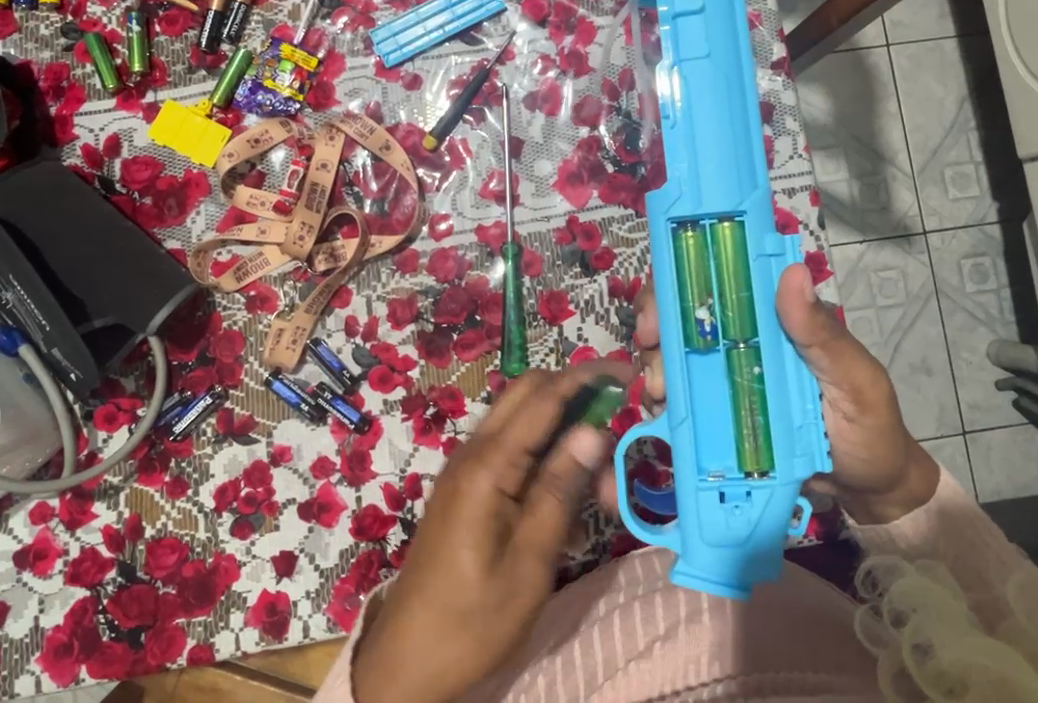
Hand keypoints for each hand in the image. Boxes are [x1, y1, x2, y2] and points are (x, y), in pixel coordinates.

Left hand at [353, 361, 635, 702]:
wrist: (407, 663)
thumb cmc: (473, 620)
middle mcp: (473, 453)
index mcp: (487, 466)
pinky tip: (570, 508)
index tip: (629, 374)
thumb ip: (560, 490)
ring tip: (602, 491)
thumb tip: (594, 429)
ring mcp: (467, 470)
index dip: (588, 377)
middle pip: (529, 395)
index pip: (544, 396)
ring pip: (523, 423)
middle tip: (620, 428)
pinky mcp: (468, 489)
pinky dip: (546, 463)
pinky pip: (513, 454)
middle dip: (578, 398)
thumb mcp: (529, 562)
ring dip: (565, 436)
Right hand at [600, 264, 938, 524]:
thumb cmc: (869, 428)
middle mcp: (748, 341)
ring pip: (676, 355)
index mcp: (779, 320)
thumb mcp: (855, 380)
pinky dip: (665, 401)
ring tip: (660, 393)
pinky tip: (662, 413)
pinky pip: (683, 400)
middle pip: (687, 313)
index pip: (725, 280)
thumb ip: (823, 335)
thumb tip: (792, 272)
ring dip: (656, 365)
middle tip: (649, 348)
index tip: (661, 307)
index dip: (682, 280)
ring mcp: (731, 379)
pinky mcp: (721, 416)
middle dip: (656, 323)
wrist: (869, 493)